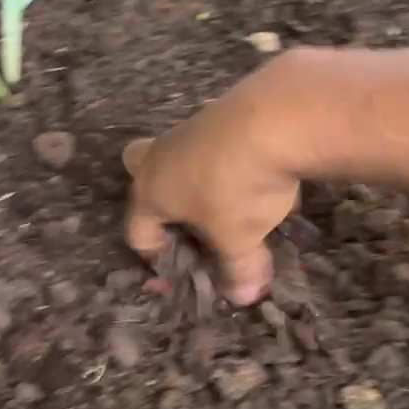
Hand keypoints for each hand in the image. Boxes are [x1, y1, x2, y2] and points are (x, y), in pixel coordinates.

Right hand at [122, 52, 320, 304]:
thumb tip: (244, 297)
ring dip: (198, 177)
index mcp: (150, 192)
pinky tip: (262, 172)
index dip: (160, 258)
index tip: (190, 269)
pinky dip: (229, 159)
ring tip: (238, 201)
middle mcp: (159, 157)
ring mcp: (188, 129)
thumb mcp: (239, 239)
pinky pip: (214, 142)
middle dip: (157, 193)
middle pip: (136, 167)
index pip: (138, 232)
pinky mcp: (219, 111)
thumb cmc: (237, 188)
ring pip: (180, 154)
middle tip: (187, 215)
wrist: (272, 118)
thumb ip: (238, 270)